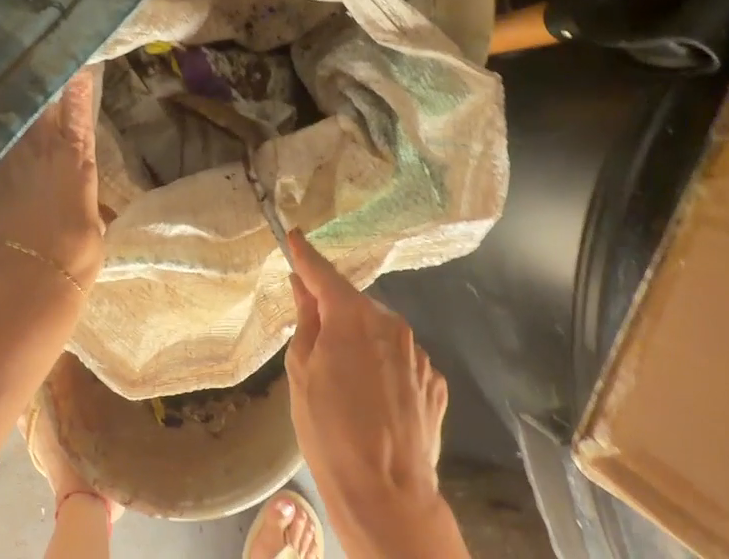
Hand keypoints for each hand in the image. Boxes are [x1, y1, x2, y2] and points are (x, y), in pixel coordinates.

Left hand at [0, 70, 104, 289]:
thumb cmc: (75, 252)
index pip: (78, 107)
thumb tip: (83, 200)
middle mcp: (42, 145)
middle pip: (37, 102)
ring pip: (4, 116)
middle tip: (26, 68)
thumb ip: (81, 196)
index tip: (74, 68)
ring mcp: (8, 155)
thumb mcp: (90, 218)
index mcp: (76, 155)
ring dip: (3, 104)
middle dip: (33, 86)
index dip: (76, 86)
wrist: (33, 274)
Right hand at [285, 231, 453, 554]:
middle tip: (316, 350)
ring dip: (361, 345)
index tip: (293, 236)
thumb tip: (304, 287)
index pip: (323, 273)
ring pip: (379, 334)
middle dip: (335, 315)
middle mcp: (391, 323)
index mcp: (352, 315)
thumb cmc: (330, 431)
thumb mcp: (301, 373)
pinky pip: (400, 362)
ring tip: (347, 389)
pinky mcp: (434, 382)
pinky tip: (374, 404)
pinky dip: (384, 370)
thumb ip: (306, 321)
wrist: (387, 493)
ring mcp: (418, 353)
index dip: (305, 255)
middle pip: (354, 305)